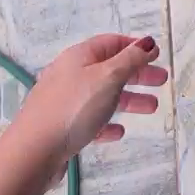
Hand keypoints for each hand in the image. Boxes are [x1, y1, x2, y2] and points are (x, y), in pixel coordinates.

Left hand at [16, 34, 167, 164]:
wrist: (32, 152)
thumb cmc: (74, 107)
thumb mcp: (108, 77)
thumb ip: (131, 59)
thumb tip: (148, 41)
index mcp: (80, 57)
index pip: (112, 43)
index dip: (135, 47)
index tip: (157, 54)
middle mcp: (70, 74)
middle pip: (110, 69)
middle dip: (137, 74)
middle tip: (161, 81)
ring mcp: (64, 102)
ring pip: (102, 95)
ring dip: (128, 99)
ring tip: (151, 108)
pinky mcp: (61, 127)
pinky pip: (89, 120)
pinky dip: (106, 122)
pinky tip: (118, 132)